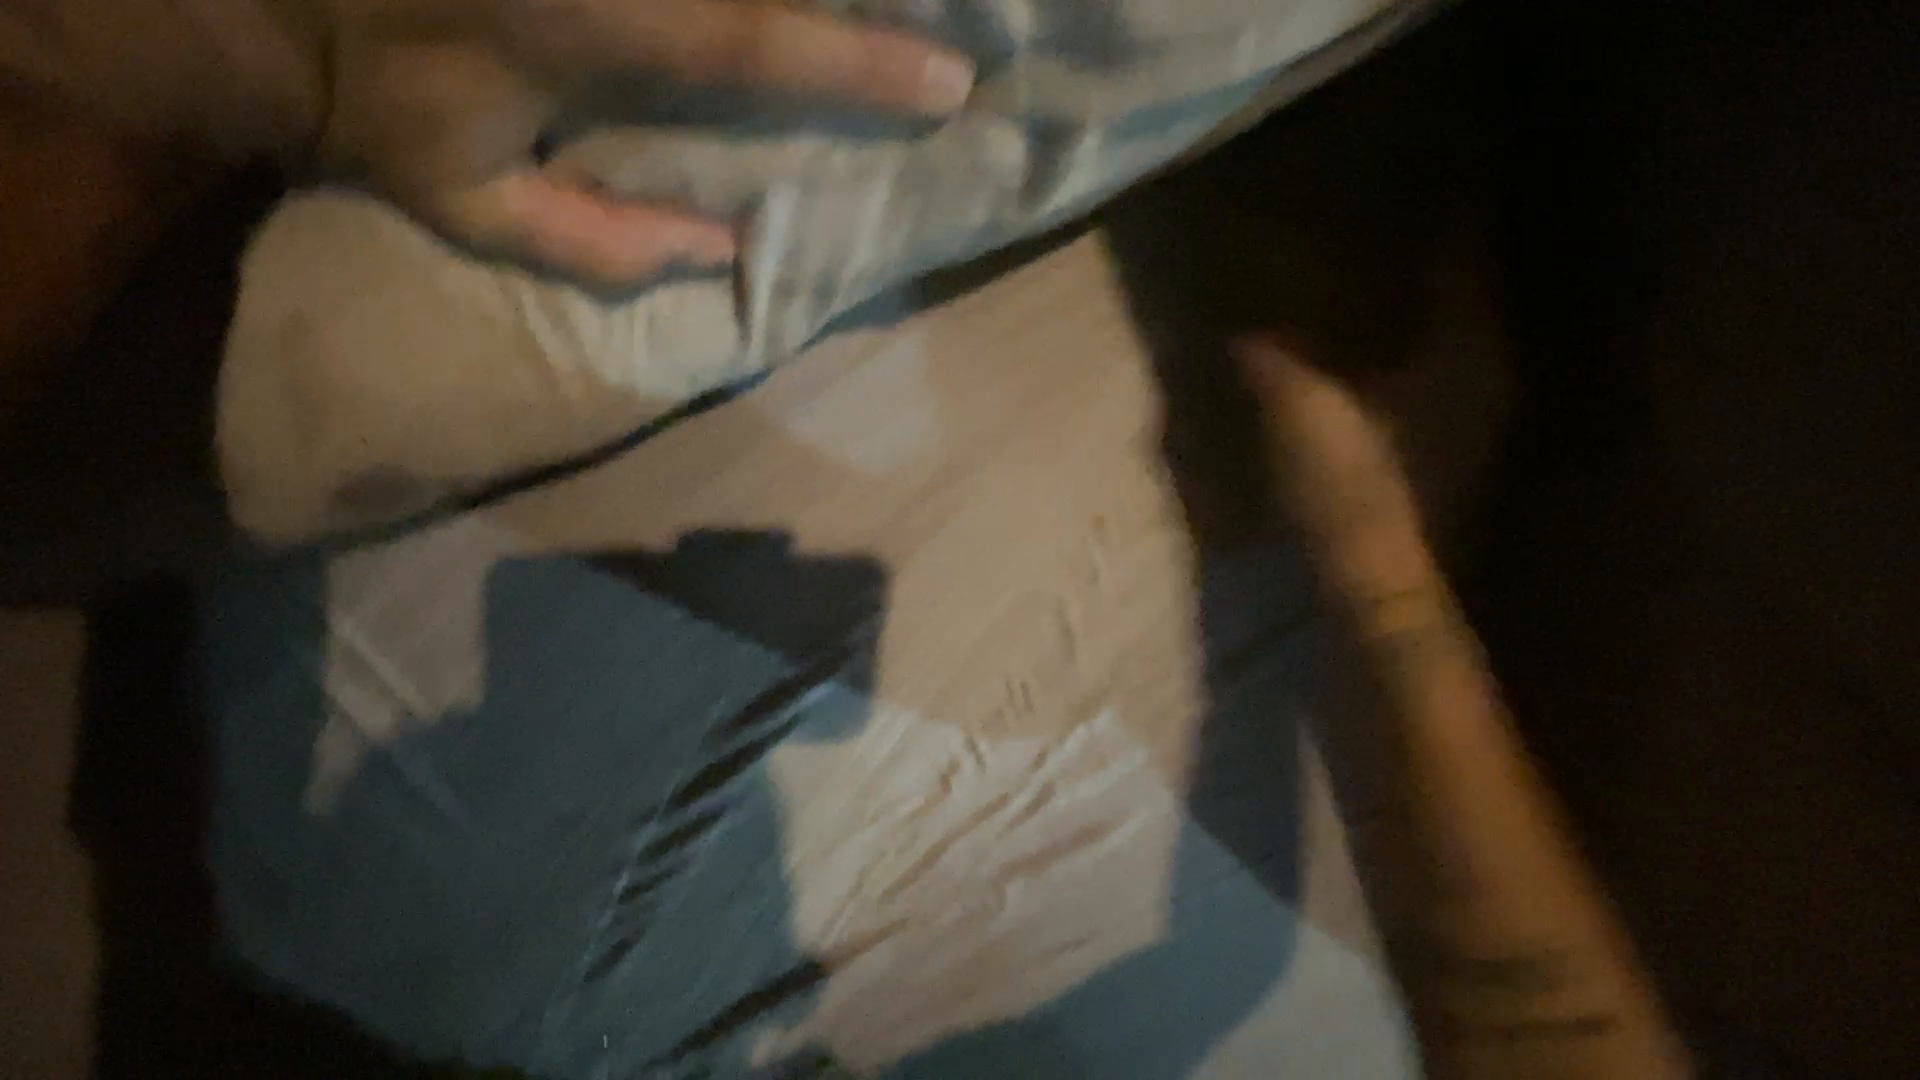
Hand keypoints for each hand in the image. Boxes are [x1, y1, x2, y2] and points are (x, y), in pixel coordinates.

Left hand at [308, 0, 975, 281]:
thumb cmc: (364, 100)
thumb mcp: (474, 206)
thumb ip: (603, 245)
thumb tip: (723, 248)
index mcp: (591, 25)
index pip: (754, 42)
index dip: (860, 62)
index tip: (949, 79)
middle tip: (956, 12)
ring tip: (885, 8)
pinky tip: (787, 0)